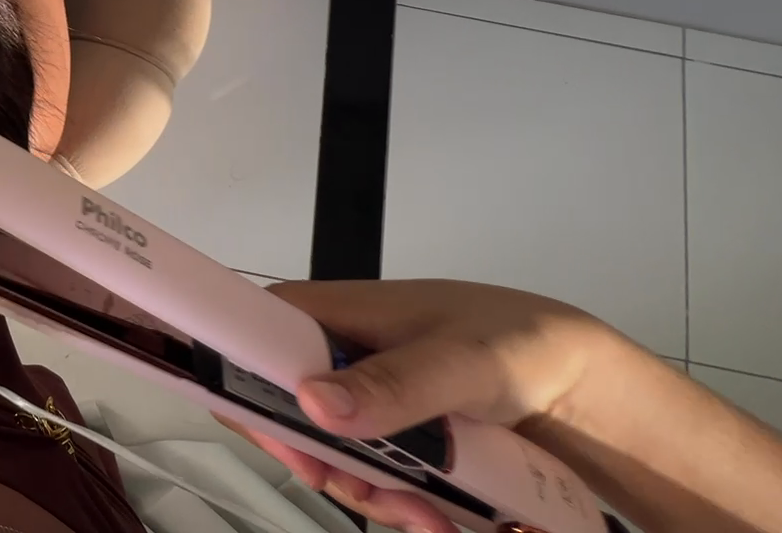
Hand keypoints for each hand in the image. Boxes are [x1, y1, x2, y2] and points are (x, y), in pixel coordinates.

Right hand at [230, 279, 616, 532]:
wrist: (584, 381)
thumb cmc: (515, 344)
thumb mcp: (459, 362)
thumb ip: (392, 383)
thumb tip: (313, 403)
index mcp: (316, 315)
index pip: (241, 342)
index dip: (242, 391)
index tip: (288, 447)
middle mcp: (321, 354)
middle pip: (275, 408)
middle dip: (315, 461)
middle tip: (361, 495)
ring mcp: (352, 395)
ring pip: (320, 450)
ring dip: (363, 492)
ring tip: (424, 519)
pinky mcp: (383, 430)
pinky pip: (362, 470)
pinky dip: (391, 501)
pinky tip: (433, 518)